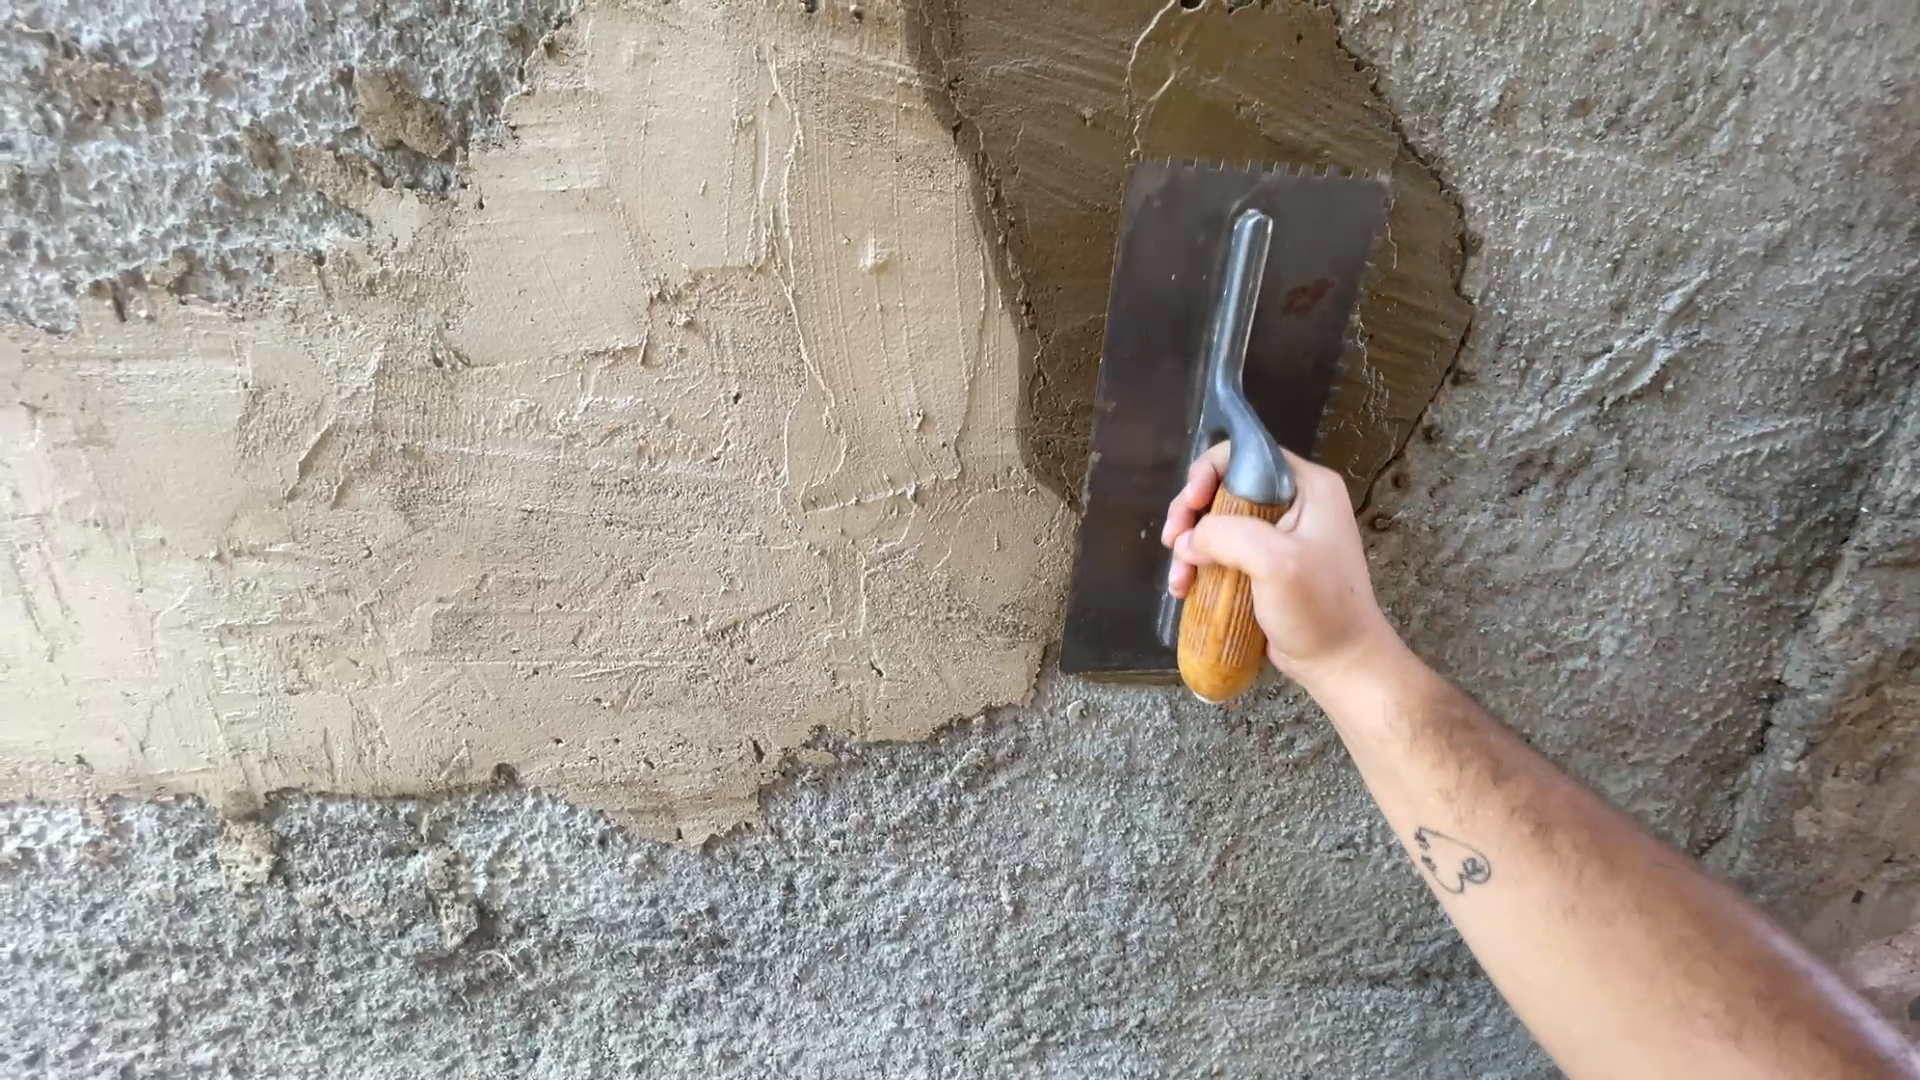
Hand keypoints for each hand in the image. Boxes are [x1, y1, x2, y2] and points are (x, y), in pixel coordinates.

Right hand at [1161, 442, 1400, 686]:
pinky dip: (1197, 566)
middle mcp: (1293, 503)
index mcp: (1308, 487)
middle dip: (1190, 514)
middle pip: (1222, 488)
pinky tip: (1184, 588)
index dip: (1207, 473)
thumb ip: (1227, 536)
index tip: (1190, 506)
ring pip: (1214, 522)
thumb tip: (1187, 541)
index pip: (1245, 455)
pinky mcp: (1262, 564)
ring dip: (1188, 546)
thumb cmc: (1320, 610)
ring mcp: (1277, 535)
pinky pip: (1219, 551)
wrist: (1339, 664)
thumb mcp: (1276, 563)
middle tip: (1172, 542)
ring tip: (1178, 578)